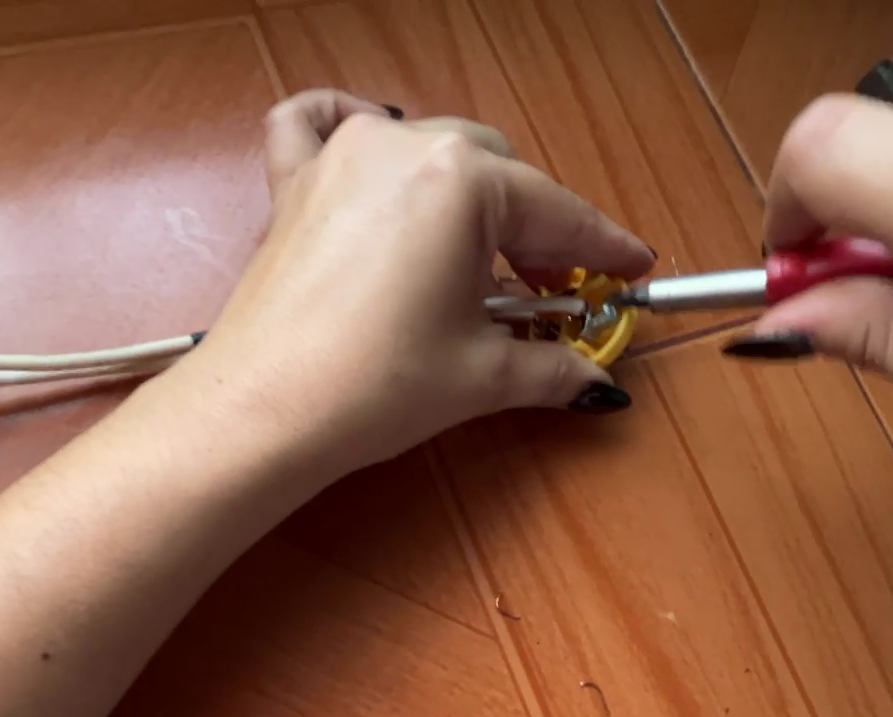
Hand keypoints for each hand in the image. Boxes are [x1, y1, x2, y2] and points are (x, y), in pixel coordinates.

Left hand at [157, 89, 652, 482]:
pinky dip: (351, 128)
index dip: (601, 247)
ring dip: (466, 196)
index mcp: (462, 182)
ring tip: (477, 256)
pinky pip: (318, 126)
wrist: (262, 413)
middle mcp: (402, 147)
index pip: (556, 213)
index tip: (629, 267)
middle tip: (550, 290)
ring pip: (428, 152)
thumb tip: (591, 380)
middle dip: (533, 230)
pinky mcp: (293, 187)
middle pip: (496, 176)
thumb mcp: (480, 377)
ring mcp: (339, 158)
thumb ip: (549, 368)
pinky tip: (368, 147)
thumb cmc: (374, 387)